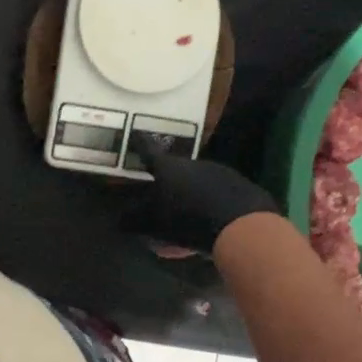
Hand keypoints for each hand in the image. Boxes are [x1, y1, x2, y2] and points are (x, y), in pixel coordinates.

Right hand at [122, 134, 278, 253]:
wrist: (241, 227)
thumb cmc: (187, 221)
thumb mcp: (154, 225)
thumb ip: (135, 221)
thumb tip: (119, 220)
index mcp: (168, 168)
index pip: (149, 151)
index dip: (139, 144)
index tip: (136, 135)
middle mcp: (193, 164)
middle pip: (175, 168)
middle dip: (168, 180)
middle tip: (161, 194)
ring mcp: (220, 172)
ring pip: (198, 181)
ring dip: (190, 194)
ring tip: (186, 215)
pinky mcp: (241, 186)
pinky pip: (218, 194)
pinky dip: (210, 204)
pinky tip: (209, 222)